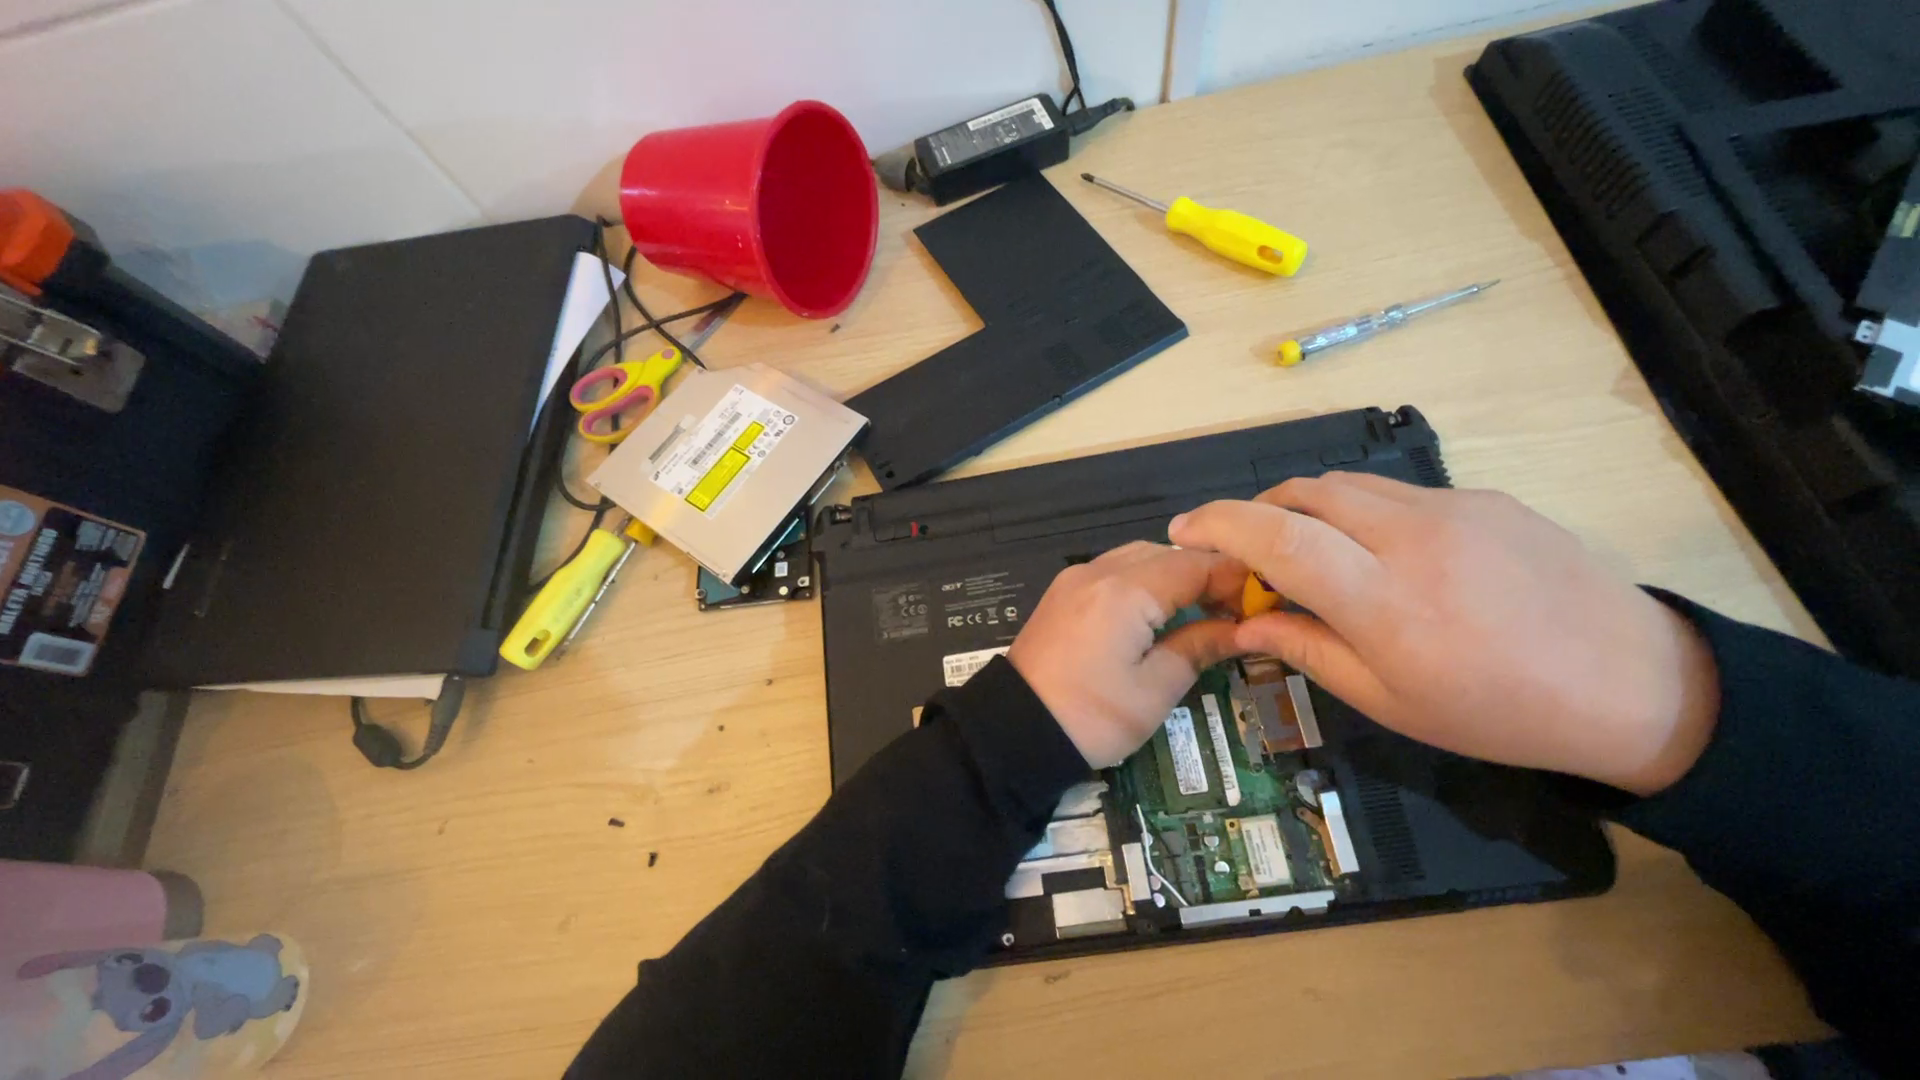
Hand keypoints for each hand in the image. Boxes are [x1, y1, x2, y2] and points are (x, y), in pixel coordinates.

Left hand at [1008, 543, 1245, 766]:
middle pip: (1167, 553)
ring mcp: (1074, 579)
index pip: (1196, 564)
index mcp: (1124, 591)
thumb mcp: (1155, 690)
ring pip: (1138, 557)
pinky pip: (1112, 571)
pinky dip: (1143, 581)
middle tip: (1237, 609)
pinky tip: (1159, 611)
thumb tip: (1243, 628)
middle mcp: (1098, 571)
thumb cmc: (1091, 716)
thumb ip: (1199, 647)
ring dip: (1174, 575)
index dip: (1235, 578)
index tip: (1263, 601)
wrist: (1012, 731)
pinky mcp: (1062, 593)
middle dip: (1206, 573)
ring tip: (1203, 610)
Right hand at [1169, 474, 1719, 795]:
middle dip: (1257, 510)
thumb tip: (1243, 624)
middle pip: (1304, 492)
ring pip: (1347, 484)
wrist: (1634, 685)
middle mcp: (1412, 538)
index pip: (1278, 537)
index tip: (1182, 530)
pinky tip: (1382, 554)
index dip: (1219, 524)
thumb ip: (1306, 651)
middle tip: (1246, 551)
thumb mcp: (1389, 702)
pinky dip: (1360, 511)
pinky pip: (1396, 493)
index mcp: (1384, 601)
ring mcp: (1453, 508)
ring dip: (1305, 507)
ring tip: (1308, 550)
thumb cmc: (1497, 712)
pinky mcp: (1485, 499)